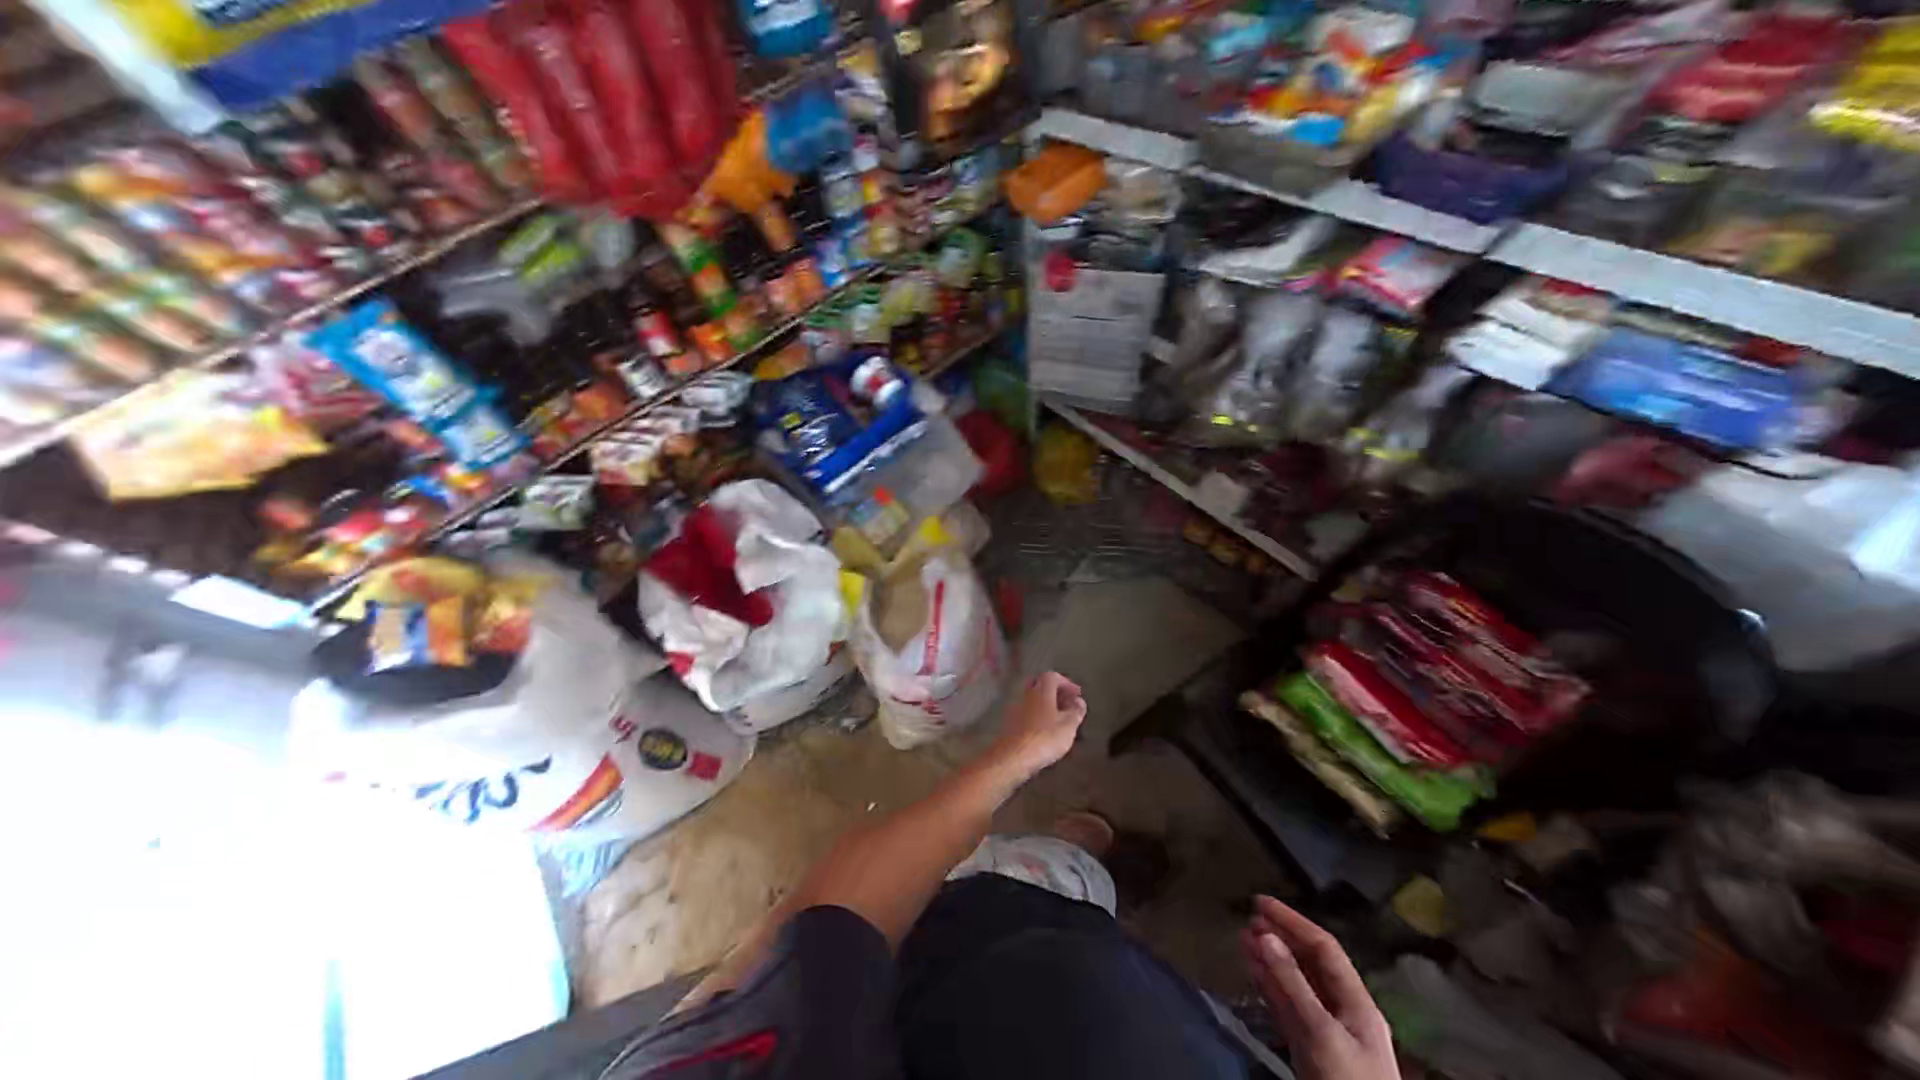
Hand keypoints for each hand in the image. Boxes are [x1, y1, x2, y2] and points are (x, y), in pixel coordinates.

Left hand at [986, 671, 1086, 779]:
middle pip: (1039, 685)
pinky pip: (1026, 714)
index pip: (1052, 676)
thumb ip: (1076, 711)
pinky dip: (1037, 717)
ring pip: (1032, 700)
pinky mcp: (1010, 724)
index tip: (1076, 694)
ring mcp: (1015, 709)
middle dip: (1054, 692)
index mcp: (1041, 691)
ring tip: (1059, 719)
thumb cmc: (1045, 738)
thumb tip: (1079, 701)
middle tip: (1066, 703)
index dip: (1066, 683)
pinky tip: (1045, 731)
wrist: (1013, 757)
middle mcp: (1026, 696)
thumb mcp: (1068, 726)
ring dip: (1045, 705)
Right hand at [1242, 895, 1398, 1079]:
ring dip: (1270, 959)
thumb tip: (1265, 935)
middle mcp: (1342, 1011)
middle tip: (1248, 917)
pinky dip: (1269, 986)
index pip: (1324, 949)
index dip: (1293, 921)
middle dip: (1281, 937)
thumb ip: (1292, 984)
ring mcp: (1325, 1031)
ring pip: (1295, 984)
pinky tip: (1252, 970)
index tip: (1260, 902)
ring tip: (1243, 937)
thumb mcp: (1320, 1033)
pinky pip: (1287, 1007)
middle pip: (1310, 963)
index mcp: (1356, 1003)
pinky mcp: (1308, 1049)